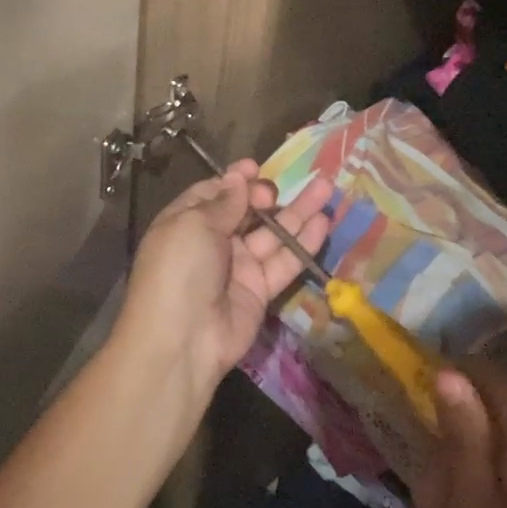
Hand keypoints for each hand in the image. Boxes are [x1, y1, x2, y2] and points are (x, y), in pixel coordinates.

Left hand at [117, 160, 332, 397]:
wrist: (182, 339)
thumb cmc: (180, 269)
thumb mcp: (194, 225)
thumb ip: (223, 202)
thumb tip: (237, 177)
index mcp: (187, 222)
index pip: (215, 194)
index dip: (236, 181)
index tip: (256, 167)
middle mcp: (212, 242)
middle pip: (247, 212)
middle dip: (270, 195)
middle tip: (290, 184)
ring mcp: (237, 267)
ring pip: (272, 234)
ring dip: (298, 213)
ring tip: (326, 189)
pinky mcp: (259, 291)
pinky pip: (283, 262)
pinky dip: (303, 243)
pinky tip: (322, 223)